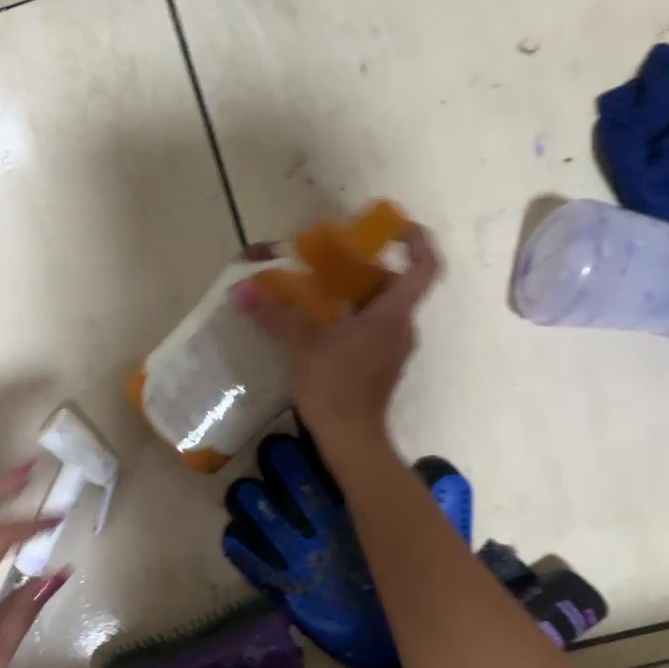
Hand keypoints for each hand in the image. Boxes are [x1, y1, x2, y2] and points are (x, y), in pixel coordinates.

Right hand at [234, 226, 440, 461]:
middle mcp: (402, 328)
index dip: (415, 240)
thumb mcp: (303, 346)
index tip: (392, 227)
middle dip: (365, 268)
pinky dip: (350, 318)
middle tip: (331, 261)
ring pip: (381, 308)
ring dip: (354, 295)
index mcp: (393, 315)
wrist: (350, 439)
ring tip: (317, 291)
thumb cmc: (335, 387)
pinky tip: (318, 325)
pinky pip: (371, 329)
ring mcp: (393, 349)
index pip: (425, 266)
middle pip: (395, 285)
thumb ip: (277, 315)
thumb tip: (243, 291)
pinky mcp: (379, 366)